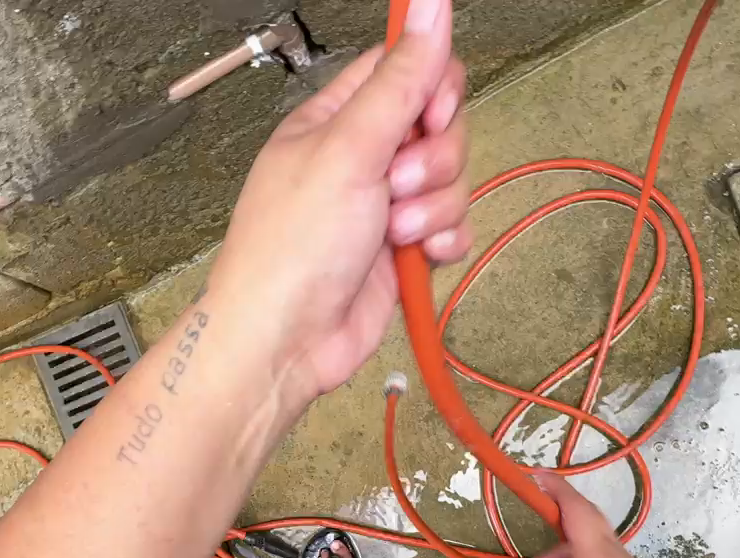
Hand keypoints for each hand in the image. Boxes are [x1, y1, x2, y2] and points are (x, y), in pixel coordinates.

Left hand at [207, 0, 470, 397]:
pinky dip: (444, 241)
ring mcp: (385, 209)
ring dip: (434, 207)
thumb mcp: (347, 151)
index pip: (404, 72)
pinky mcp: (403, 254)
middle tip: (395, 188)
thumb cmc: (293, 248)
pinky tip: (421, 257)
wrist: (288, 342)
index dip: (432, 88)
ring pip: (451, 181)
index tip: (430, 116)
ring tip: (395, 234)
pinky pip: (451, 228)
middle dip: (433, 160)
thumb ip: (398, 81)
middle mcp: (363, 161)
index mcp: (337, 121)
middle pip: (438, 127)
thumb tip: (431, 3)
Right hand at [477, 473, 713, 557]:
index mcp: (595, 554)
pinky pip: (599, 553)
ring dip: (565, 539)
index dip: (554, 487)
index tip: (533, 473)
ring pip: (592, 537)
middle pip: (585, 514)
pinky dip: (577, 555)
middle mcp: (610, 551)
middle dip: (559, 504)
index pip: (573, 508)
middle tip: (535, 502)